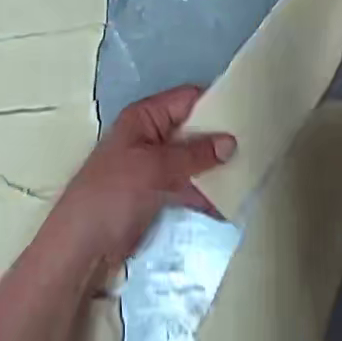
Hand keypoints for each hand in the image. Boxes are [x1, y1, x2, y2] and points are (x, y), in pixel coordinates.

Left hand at [41, 86, 235, 271]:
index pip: (186, 99)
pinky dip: (205, 193)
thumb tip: (230, 141)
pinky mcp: (158, 191)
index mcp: (145, 116)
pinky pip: (188, 184)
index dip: (215, 103)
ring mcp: (155, 164)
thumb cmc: (113, 192)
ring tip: (250, 177)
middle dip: (220, 138)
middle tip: (257, 147)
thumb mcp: (154, 167)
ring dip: (216, 169)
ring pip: (193, 158)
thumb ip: (193, 155)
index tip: (247, 113)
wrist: (84, 241)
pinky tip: (227, 206)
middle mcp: (152, 134)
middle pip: (192, 128)